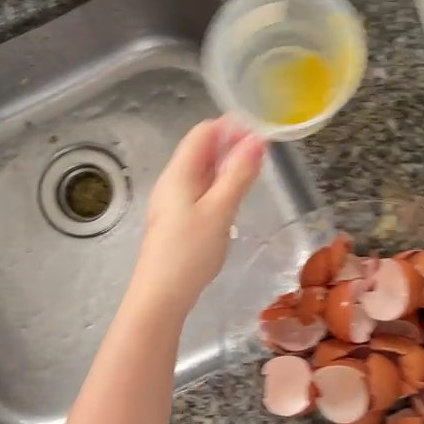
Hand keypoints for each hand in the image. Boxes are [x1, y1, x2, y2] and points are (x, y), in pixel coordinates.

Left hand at [130, 117, 265, 316]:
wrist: (161, 296)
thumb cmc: (189, 252)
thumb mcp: (220, 211)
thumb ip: (239, 175)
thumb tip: (257, 141)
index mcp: (178, 174)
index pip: (202, 133)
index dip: (230, 127)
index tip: (259, 130)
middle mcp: (172, 183)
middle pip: (201, 152)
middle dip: (231, 146)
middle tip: (263, 153)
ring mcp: (173, 203)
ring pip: (202, 174)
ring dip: (226, 168)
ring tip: (254, 173)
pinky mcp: (178, 222)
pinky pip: (200, 194)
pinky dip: (219, 188)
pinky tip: (234, 200)